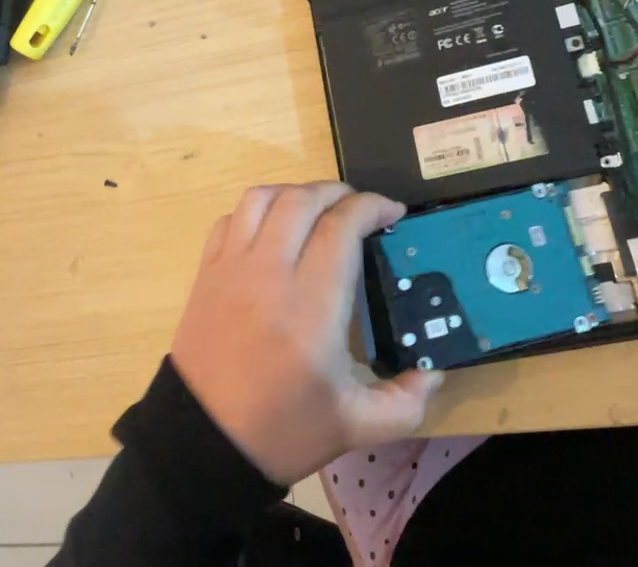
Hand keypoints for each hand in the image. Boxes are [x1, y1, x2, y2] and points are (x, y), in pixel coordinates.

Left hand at [170, 182, 442, 484]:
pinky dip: (257, 211)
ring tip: (318, 209)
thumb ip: (405, 402)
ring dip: (297, 193)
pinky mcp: (206, 273)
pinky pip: (230, 219)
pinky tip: (274, 230)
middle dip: (340, 193)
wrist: (203, 445)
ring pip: (262, 198)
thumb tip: (434, 372)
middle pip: (303, 201)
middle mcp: (270, 274)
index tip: (393, 213)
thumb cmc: (282, 430)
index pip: (341, 227)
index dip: (372, 207)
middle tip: (362, 209)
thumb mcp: (355, 426)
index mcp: (312, 306)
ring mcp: (232, 269)